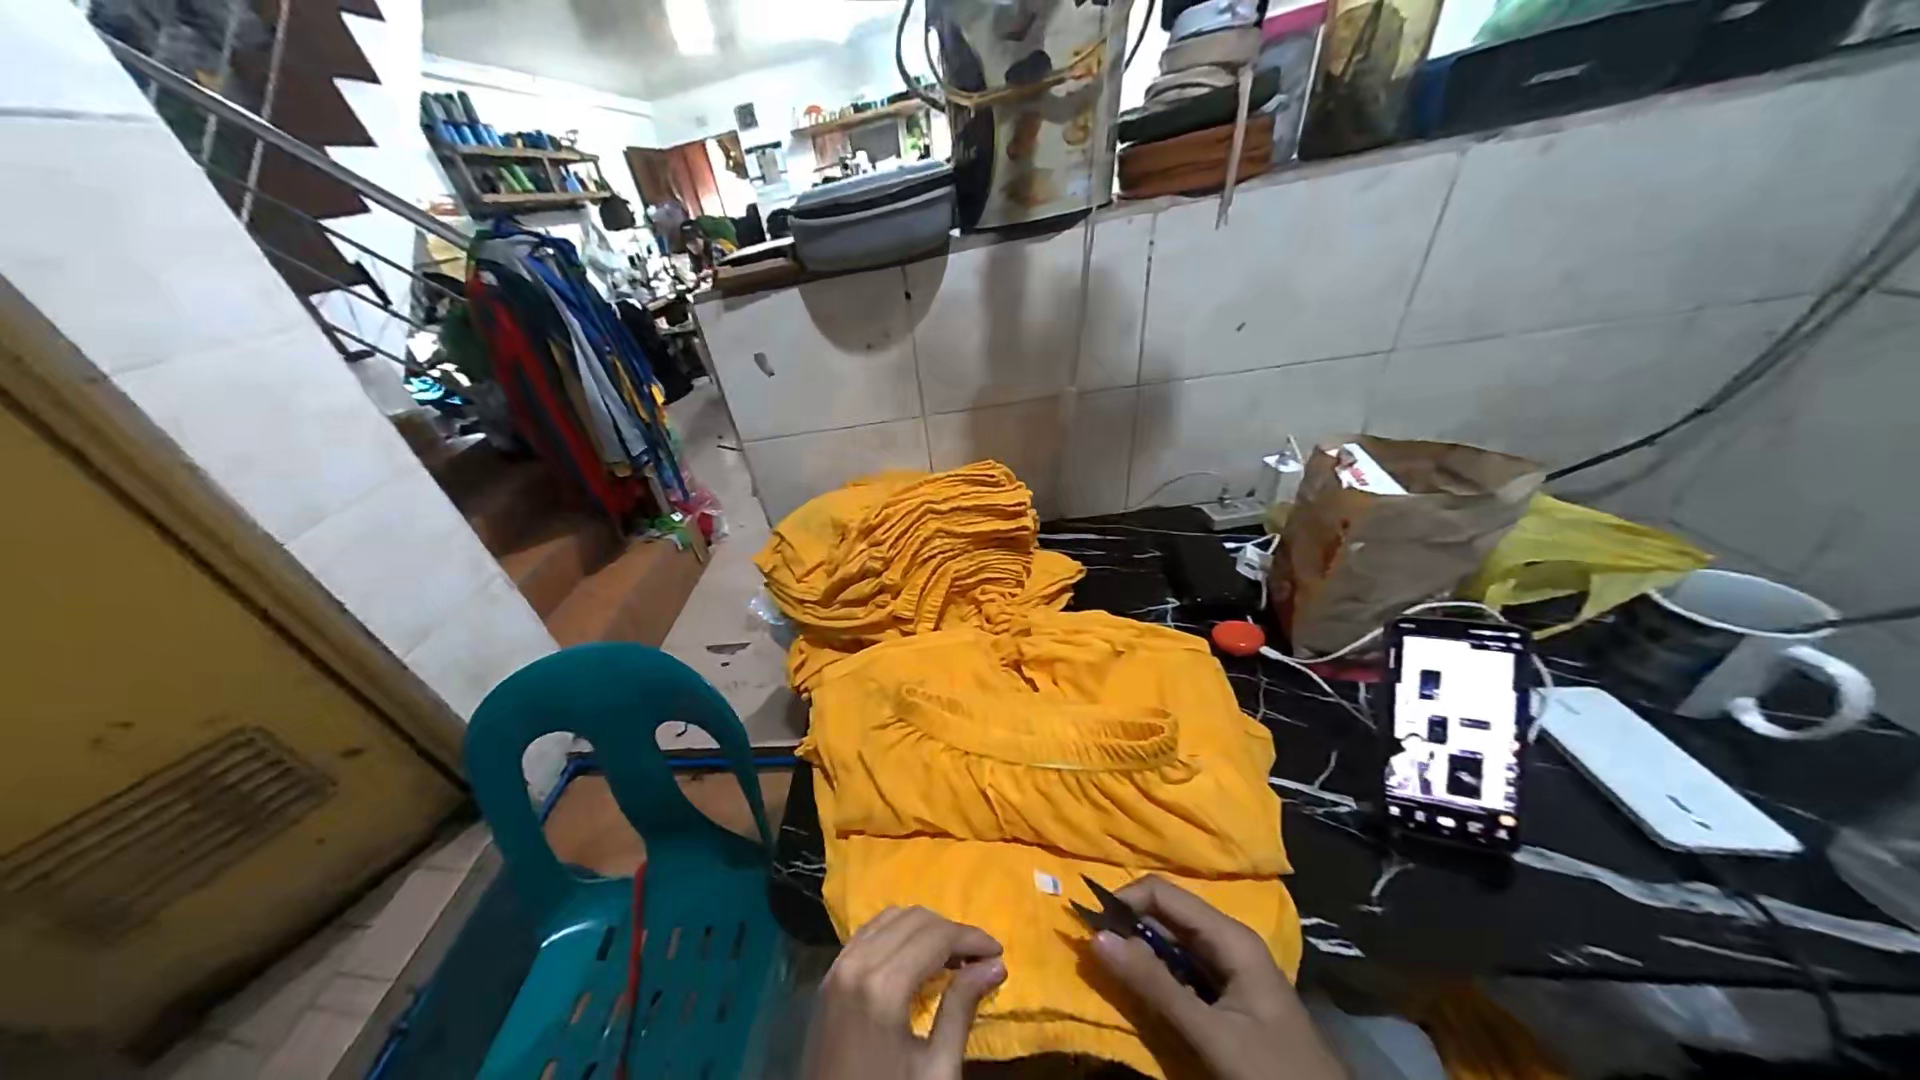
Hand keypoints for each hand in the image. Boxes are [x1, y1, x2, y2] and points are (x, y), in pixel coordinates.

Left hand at [804, 906, 1006, 1079]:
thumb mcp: (935, 1070)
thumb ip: (962, 1010)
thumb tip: (995, 965)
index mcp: (883, 987)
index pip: (937, 936)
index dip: (972, 938)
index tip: (998, 953)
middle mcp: (856, 964)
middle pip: (915, 919)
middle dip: (951, 931)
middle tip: (978, 959)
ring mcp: (837, 968)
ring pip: (891, 917)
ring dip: (925, 929)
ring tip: (951, 957)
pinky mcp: (828, 978)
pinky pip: (868, 933)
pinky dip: (897, 933)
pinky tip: (915, 958)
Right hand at [1091, 876, 1347, 1079]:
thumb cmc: (1272, 1072)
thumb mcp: (1211, 1034)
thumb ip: (1155, 986)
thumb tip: (1097, 936)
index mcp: (1230, 936)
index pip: (1163, 893)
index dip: (1124, 902)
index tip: (1092, 929)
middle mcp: (1229, 940)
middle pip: (1167, 914)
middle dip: (1129, 927)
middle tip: (1096, 952)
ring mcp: (1230, 967)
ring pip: (1172, 942)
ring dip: (1141, 952)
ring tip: (1114, 971)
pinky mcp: (1228, 994)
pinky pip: (1182, 969)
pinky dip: (1158, 975)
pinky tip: (1145, 993)